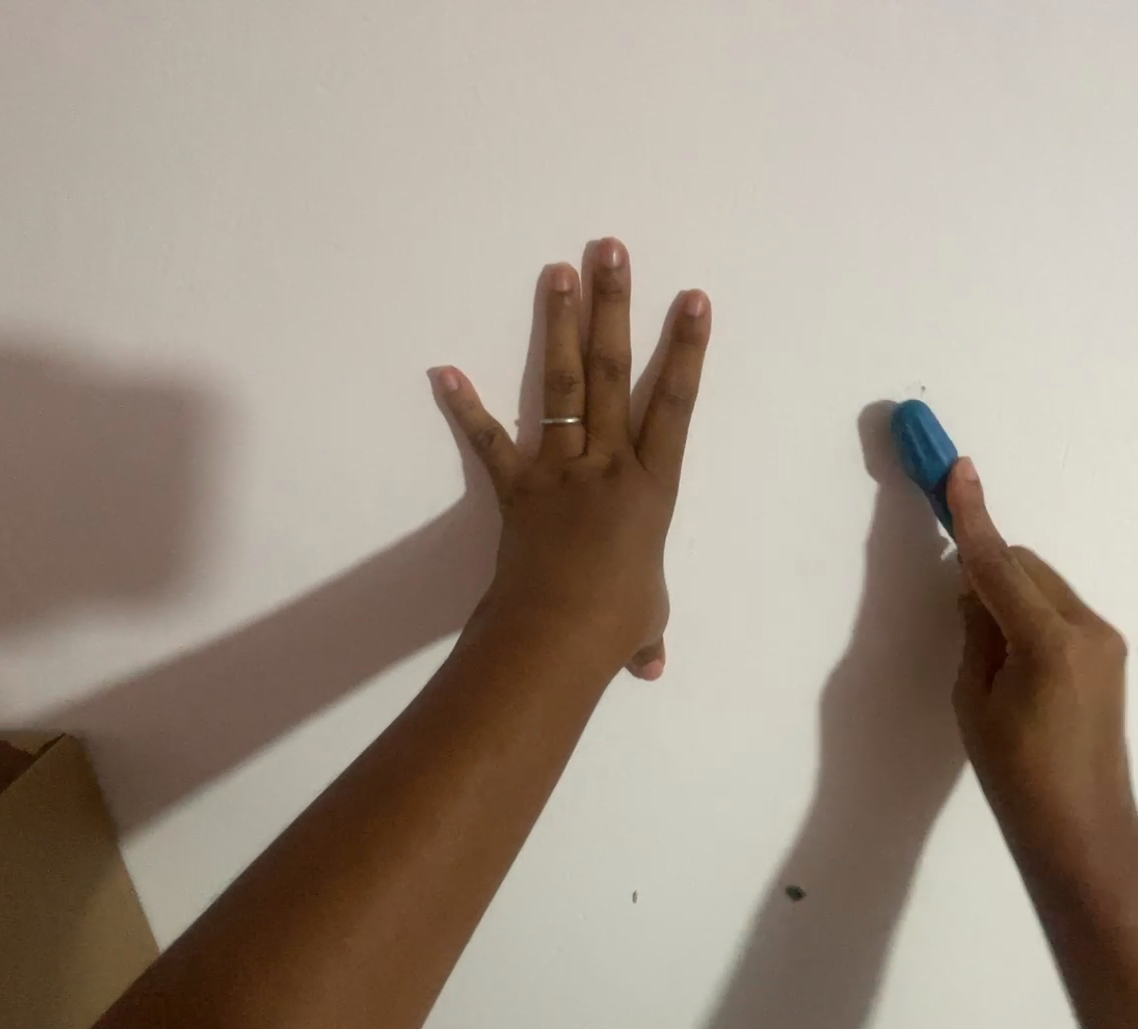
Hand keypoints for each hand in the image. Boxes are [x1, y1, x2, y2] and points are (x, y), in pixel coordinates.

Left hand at [434, 239, 711, 679]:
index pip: (674, 404)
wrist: (556, 635)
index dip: (687, 350)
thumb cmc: (614, 622)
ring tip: (559, 270)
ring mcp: (560, 469)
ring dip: (558, 326)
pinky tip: (443, 370)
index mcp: (651, 485)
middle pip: (611, 372)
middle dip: (615, 308)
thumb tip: (651, 668)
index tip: (693, 299)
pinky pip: (489, 443)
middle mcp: (608, 462)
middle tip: (611, 250)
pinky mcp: (516, 487)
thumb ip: (647, 630)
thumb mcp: (645, 619)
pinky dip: (466, 409)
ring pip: (560, 386)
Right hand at [945, 458, 1137, 840]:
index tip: (958, 470)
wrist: (1082, 826)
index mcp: (1049, 640)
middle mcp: (1087, 628)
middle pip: (1025, 566)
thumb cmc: (1014, 770)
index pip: (998, 565)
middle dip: (987, 566)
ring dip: (1007, 590)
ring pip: (1041, 586)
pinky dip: (1026, 610)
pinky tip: (1011, 654)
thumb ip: (976, 631)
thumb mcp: (974, 697)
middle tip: (956, 603)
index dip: (973, 517)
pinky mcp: (1108, 654)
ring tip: (985, 645)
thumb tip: (976, 590)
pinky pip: (1055, 609)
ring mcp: (1105, 640)